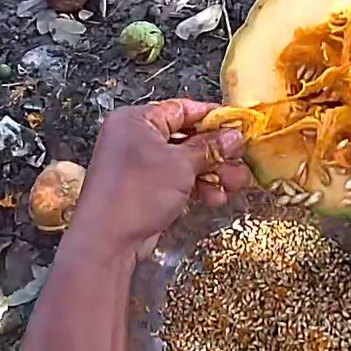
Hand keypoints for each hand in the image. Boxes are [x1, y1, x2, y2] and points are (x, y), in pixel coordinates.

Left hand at [66, 99, 250, 253]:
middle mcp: (136, 139)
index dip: (212, 117)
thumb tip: (233, 136)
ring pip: (186, 162)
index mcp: (137, 121)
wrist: (108, 240)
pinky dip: (199, 187)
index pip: (182, 109)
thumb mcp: (180, 164)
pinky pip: (179, 181)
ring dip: (213, 173)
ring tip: (235, 183)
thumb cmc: (136, 193)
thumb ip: (209, 148)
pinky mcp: (147, 190)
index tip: (238, 126)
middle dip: (217, 152)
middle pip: (187, 137)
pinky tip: (216, 197)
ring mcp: (141, 166)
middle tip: (241, 159)